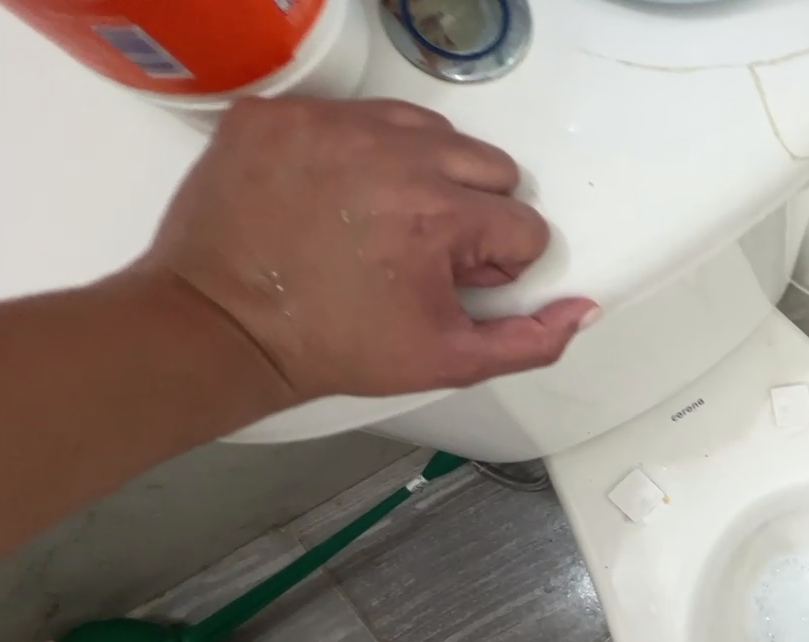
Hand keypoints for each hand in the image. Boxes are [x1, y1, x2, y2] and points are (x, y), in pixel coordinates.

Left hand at [138, 96, 596, 401]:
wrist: (224, 324)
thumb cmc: (344, 347)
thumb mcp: (456, 362)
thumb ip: (534, 340)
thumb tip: (584, 307)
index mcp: (437, 216)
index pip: (525, 225)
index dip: (501, 263)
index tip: (458, 282)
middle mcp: (390, 155)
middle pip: (492, 167)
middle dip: (479, 212)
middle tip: (432, 250)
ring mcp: (329, 125)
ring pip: (435, 131)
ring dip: (434, 173)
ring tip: (394, 217)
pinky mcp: (280, 113)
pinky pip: (362, 115)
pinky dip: (369, 151)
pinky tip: (345, 194)